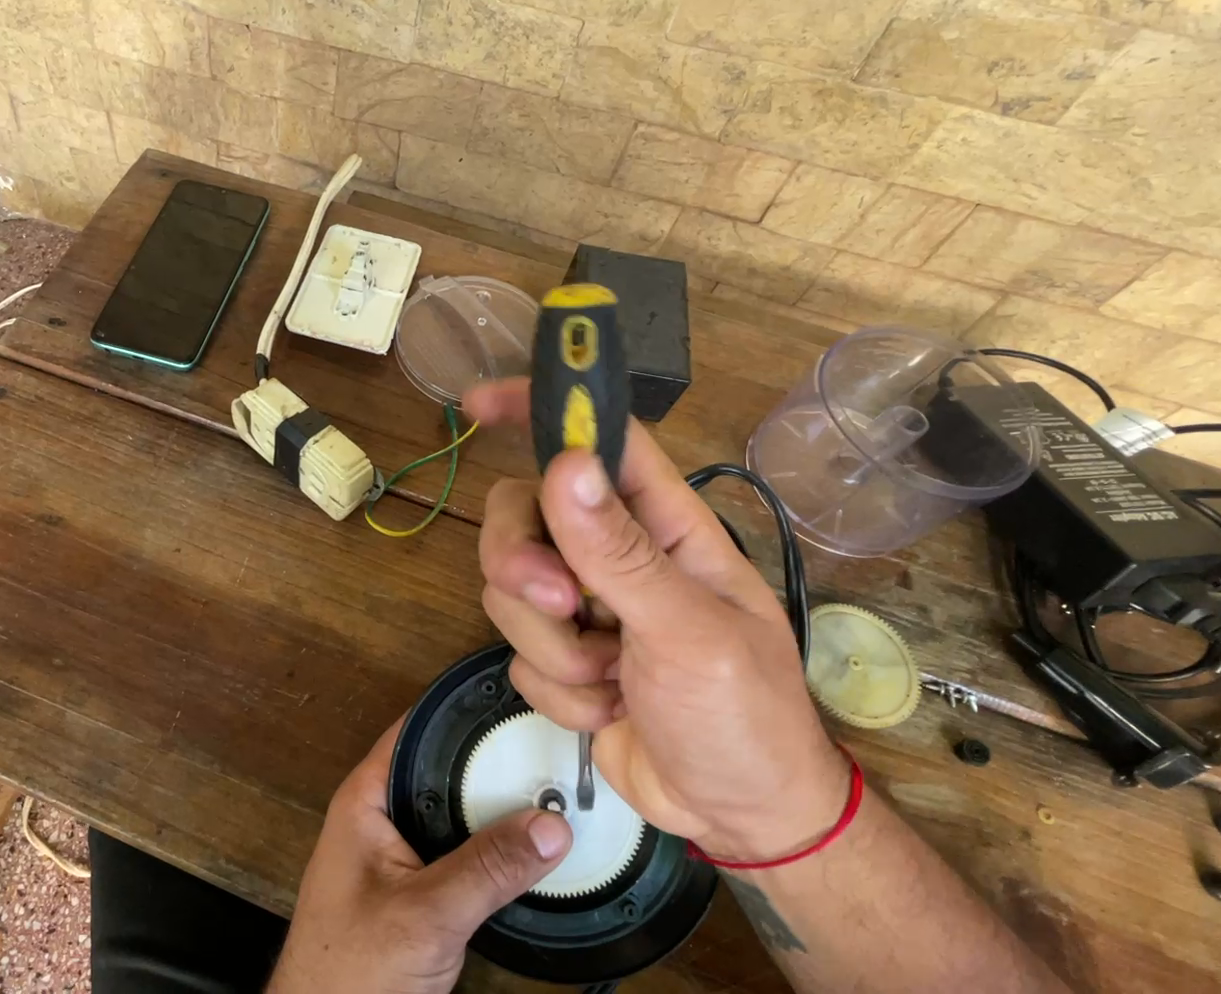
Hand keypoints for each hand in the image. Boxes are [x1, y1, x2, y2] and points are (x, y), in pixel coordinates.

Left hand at [268, 719, 571, 993]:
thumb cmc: (350, 969)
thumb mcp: (426, 914)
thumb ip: (487, 869)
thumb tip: (550, 827)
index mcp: (365, 799)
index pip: (416, 731)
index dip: (460, 712)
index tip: (511, 699)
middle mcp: (379, 816)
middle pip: (441, 770)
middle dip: (489, 760)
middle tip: (547, 746)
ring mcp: (397, 853)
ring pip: (453, 812)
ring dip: (492, 807)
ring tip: (550, 790)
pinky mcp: (414, 888)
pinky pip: (459, 849)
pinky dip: (490, 846)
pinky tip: (526, 849)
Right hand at [466, 377, 848, 862]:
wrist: (740, 816)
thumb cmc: (744, 714)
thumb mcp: (689, 632)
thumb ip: (620, 553)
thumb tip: (564, 466)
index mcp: (662, 525)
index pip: (598, 439)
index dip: (540, 408)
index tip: (477, 403)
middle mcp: (613, 553)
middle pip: (521, 514)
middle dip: (522, 563)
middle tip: (559, 606)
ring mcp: (581, 607)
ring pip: (508, 591)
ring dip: (555, 650)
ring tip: (614, 683)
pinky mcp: (558, 657)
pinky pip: (516, 653)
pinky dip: (558, 691)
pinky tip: (610, 711)